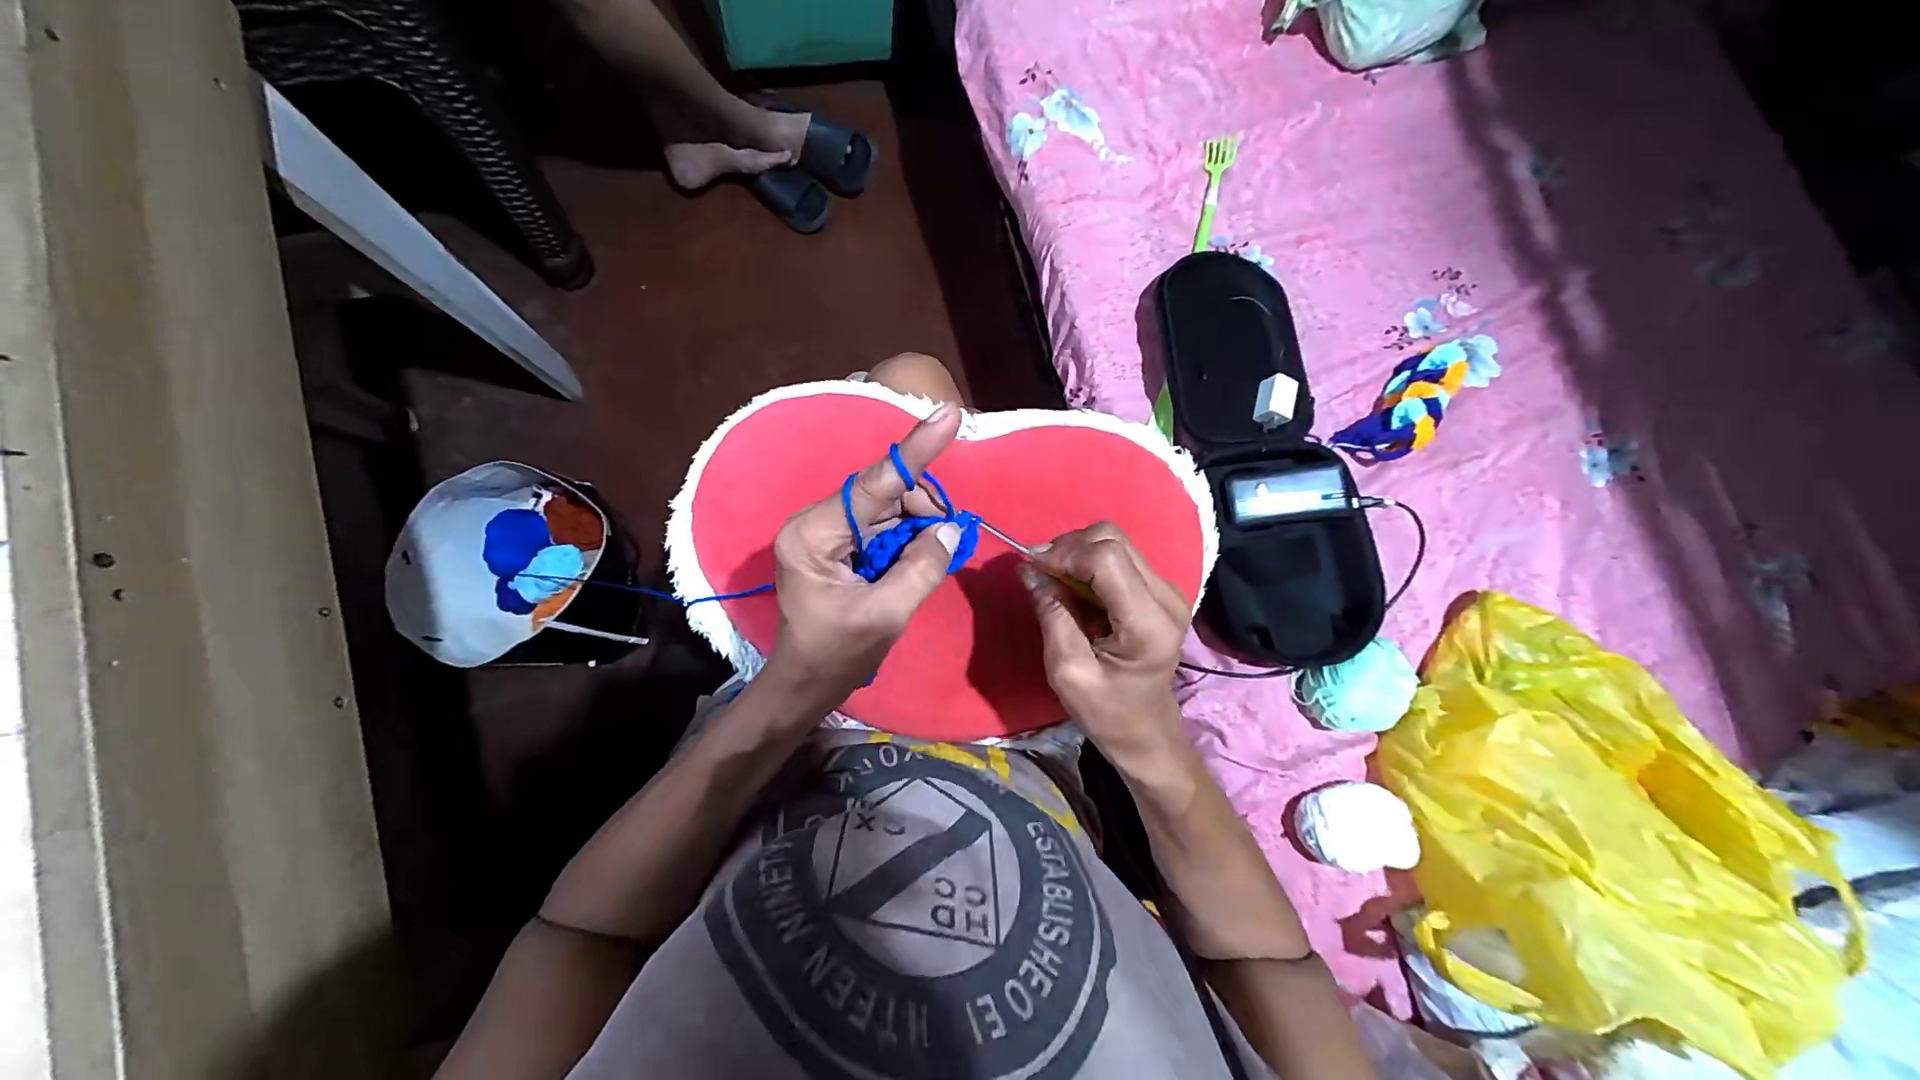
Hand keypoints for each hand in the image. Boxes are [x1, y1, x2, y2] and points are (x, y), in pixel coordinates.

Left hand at [764, 405, 964, 708]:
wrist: (806, 683)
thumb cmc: (837, 655)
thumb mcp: (886, 615)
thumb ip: (921, 567)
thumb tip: (951, 529)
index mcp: (814, 534)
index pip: (874, 484)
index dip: (915, 452)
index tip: (948, 415)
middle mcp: (816, 522)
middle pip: (884, 493)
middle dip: (922, 508)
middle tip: (949, 537)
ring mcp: (826, 531)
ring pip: (887, 507)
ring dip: (918, 523)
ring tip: (934, 552)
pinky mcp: (839, 544)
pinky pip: (882, 525)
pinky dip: (908, 535)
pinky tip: (922, 551)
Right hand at [1019, 523, 1191, 760]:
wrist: (1145, 730)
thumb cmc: (1105, 711)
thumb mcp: (1066, 670)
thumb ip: (1052, 614)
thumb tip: (1029, 568)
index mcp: (1148, 623)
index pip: (1107, 557)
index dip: (1064, 554)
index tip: (1032, 569)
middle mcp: (1166, 596)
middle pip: (1113, 538)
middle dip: (1069, 548)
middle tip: (1041, 573)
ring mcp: (1167, 590)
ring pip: (1115, 540)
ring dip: (1078, 553)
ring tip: (1055, 580)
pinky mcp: (1159, 590)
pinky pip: (1119, 556)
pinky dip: (1089, 562)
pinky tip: (1074, 587)